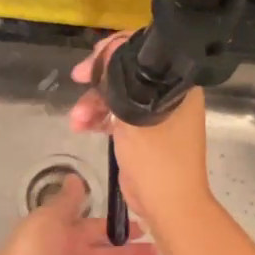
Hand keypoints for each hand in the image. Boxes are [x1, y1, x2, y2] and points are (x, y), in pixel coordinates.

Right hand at [68, 32, 214, 222]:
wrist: (169, 205)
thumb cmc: (158, 158)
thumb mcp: (133, 114)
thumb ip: (119, 80)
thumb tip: (109, 50)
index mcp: (177, 85)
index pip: (146, 52)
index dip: (115, 50)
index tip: (92, 58)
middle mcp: (169, 96)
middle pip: (129, 75)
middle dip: (99, 80)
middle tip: (76, 79)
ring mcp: (157, 117)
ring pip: (120, 97)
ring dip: (94, 104)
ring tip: (76, 120)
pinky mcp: (144, 135)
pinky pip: (119, 117)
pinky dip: (100, 119)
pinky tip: (82, 127)